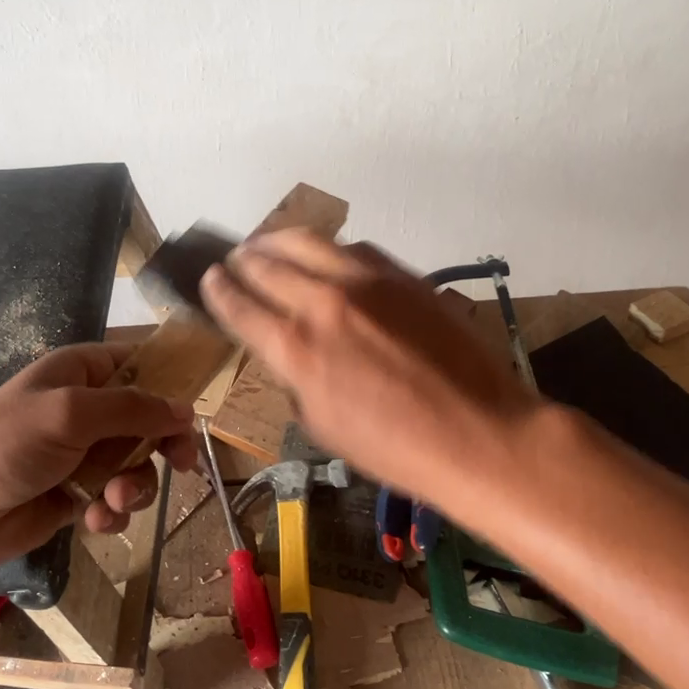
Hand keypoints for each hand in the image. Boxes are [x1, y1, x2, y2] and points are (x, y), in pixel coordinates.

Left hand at [0, 343, 199, 572]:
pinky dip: (113, 512)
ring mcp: (80, 453)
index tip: (194, 414)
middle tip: (181, 465)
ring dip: (134, 486)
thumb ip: (132, 408)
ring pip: (136, 464)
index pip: (138, 365)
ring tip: (113, 502)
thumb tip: (186, 409)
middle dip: (160, 446)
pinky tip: (94, 523)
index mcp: (78, 372)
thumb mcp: (69, 414)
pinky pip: (116, 498)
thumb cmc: (5, 447)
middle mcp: (83, 408)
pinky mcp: (76, 495)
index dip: (169, 386)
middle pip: (147, 419)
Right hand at [199, 229, 542, 496]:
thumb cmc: (395, 448)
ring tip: (265, 242)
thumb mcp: (321, 425)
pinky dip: (326, 247)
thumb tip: (287, 352)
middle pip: (266, 264)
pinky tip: (323, 254)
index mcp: (296, 349)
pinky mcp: (402, 275)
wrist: (479, 433)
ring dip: (276, 240)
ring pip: (307, 241)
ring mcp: (366, 283)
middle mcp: (323, 304)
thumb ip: (294, 378)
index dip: (217, 290)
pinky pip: (352, 247)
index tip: (209, 280)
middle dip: (241, 261)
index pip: (239, 305)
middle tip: (232, 260)